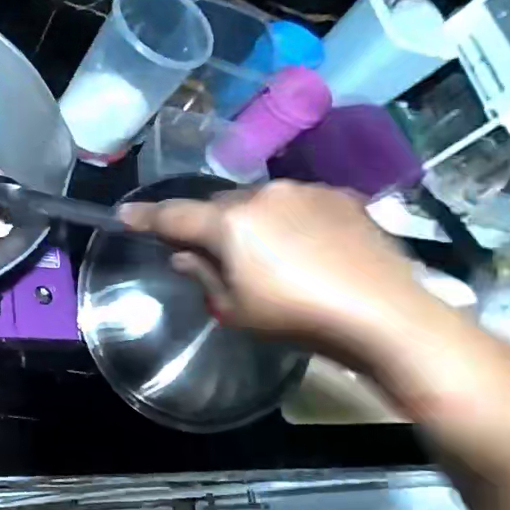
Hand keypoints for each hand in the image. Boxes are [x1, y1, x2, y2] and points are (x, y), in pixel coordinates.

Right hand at [119, 180, 444, 359]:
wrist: (385, 315)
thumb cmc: (297, 318)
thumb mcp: (235, 309)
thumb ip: (202, 274)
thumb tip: (184, 254)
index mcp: (230, 223)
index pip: (174, 216)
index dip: (145, 217)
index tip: (123, 215)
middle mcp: (264, 194)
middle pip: (218, 206)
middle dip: (208, 226)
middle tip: (211, 256)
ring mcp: (306, 190)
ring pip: (258, 202)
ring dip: (250, 223)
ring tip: (265, 257)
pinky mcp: (340, 196)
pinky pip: (296, 203)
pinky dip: (286, 221)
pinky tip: (303, 250)